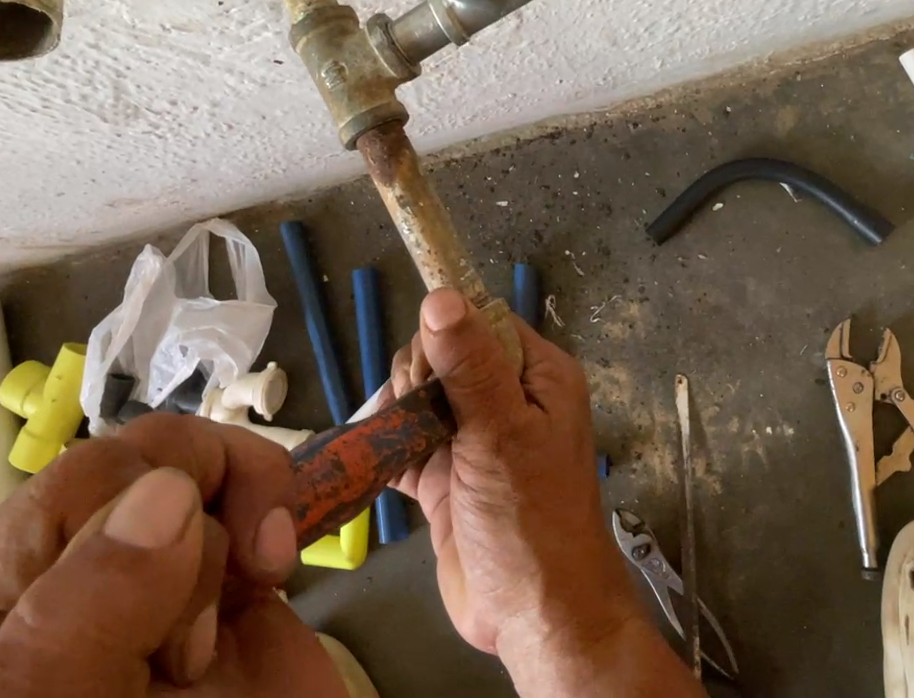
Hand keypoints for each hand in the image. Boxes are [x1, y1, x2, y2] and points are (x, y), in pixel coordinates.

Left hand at [0, 414, 344, 696]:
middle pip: (139, 457)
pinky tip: (276, 561)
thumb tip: (168, 494)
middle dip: (194, 517)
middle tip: (209, 619)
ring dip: (243, 499)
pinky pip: (251, 486)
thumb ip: (83, 623)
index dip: (136, 525)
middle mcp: (75, 569)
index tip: (168, 628)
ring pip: (198, 457)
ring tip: (262, 571)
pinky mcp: (232, 577)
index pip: (70, 486)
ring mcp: (160, 569)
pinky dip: (274, 499)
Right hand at [385, 290, 642, 661]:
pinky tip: (377, 454)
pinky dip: (386, 444)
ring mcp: (472, 439)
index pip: (483, 323)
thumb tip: (439, 296)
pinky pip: (404, 440)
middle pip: (442, 356)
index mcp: (537, 377)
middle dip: (419, 378)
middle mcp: (505, 400)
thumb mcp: (502, 432)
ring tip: (403, 441)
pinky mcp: (443, 475)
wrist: (533, 617)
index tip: (431, 367)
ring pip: (418, 397)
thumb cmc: (531, 518)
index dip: (449, 332)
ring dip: (398, 411)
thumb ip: (469, 365)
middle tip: (424, 416)